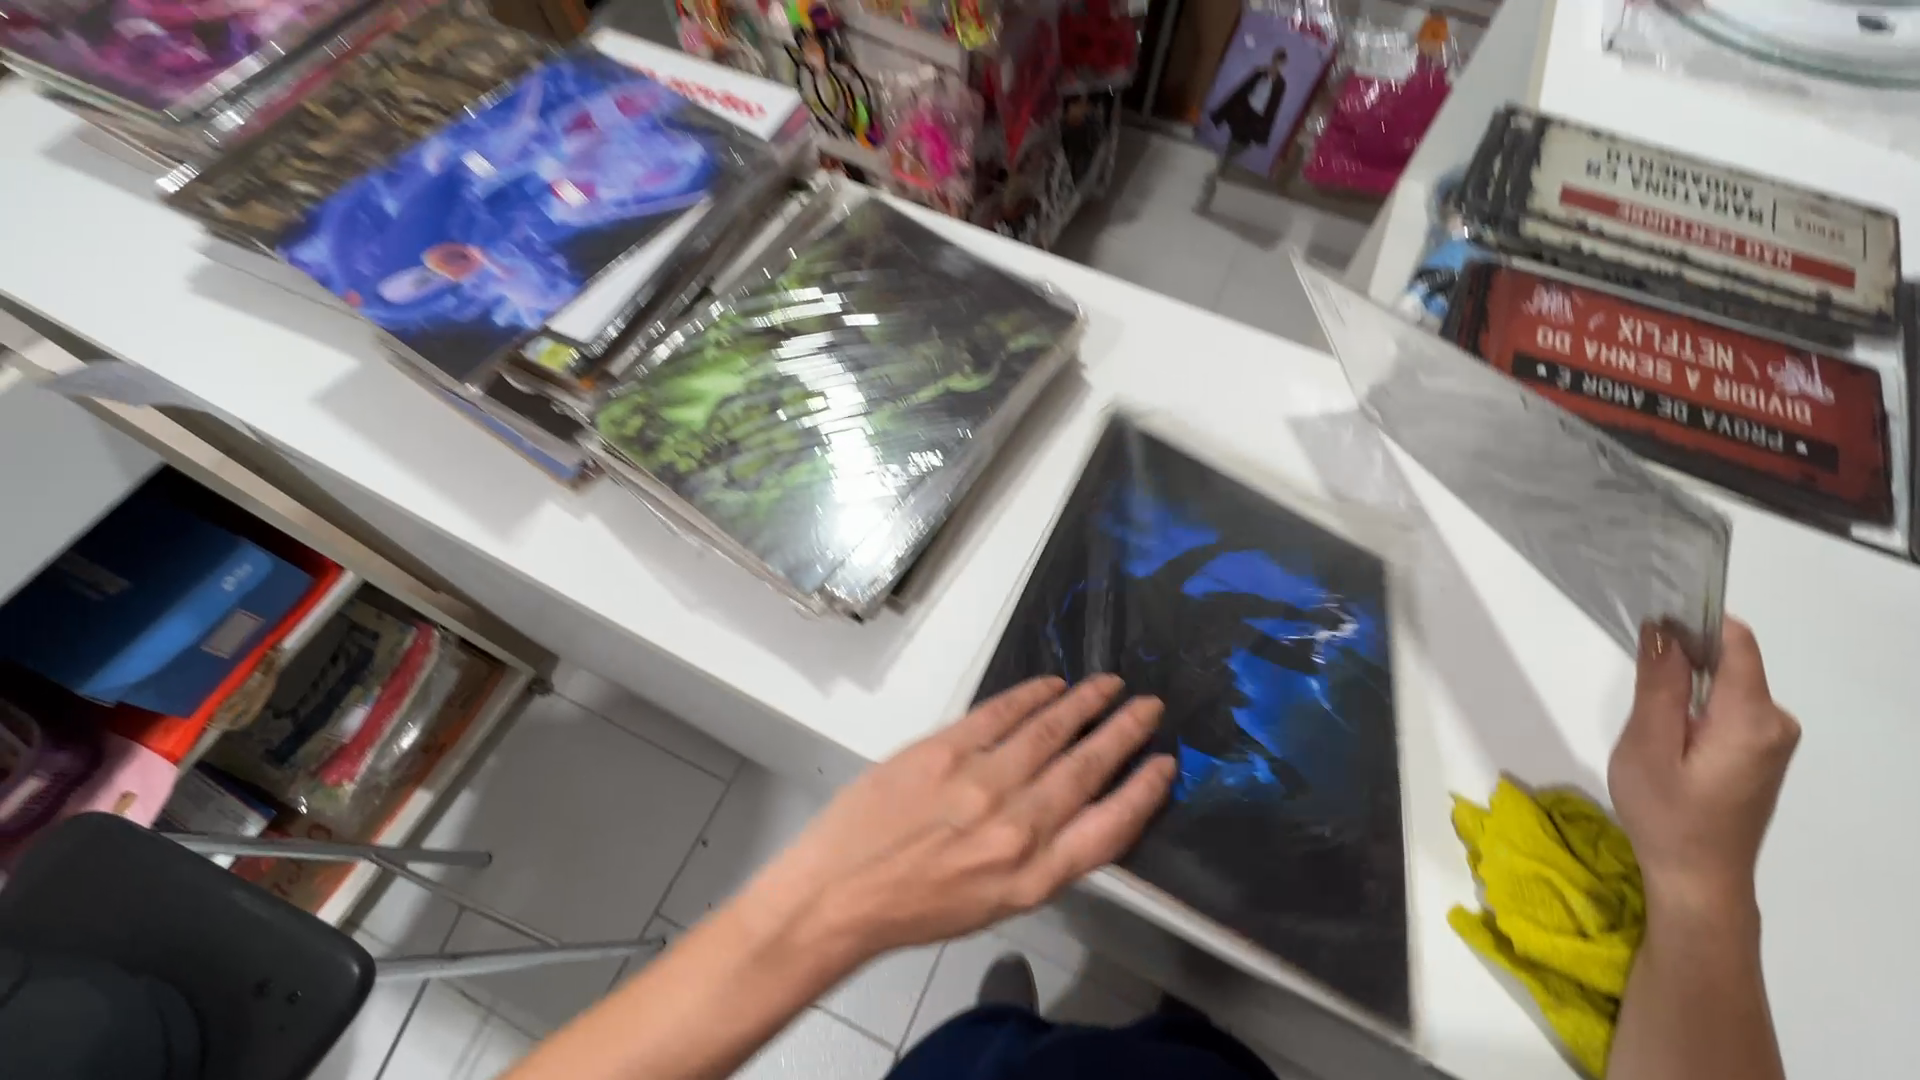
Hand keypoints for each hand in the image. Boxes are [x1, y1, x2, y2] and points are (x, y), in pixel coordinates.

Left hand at [739, 675, 1175, 965]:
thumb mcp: (992, 903)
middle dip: (1123, 733)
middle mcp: (1015, 828)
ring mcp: (978, 783)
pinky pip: (998, 714)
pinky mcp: (941, 751)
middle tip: (1149, 706)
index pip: (1108, 829)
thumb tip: (1071, 808)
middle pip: (1085, 770)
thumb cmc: (916, 908)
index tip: (1165, 763)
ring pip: (1048, 732)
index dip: (1143, 793)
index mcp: (1032, 877)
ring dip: (1084, 704)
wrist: (837, 895)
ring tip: (1109, 686)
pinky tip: (1052, 685)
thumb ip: (1039, 858)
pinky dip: (1030, 696)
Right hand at [1608, 618, 1798, 916]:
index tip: (1649, 625)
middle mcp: (1775, 722)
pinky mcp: (1760, 751)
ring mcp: (1771, 738)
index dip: (1694, 624)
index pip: (1737, 643)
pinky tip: (1666, 738)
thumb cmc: (1666, 812)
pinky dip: (1693, 706)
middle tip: (1635, 692)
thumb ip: (1659, 687)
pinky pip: (1727, 707)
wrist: (1698, 876)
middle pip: (1730, 662)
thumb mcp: (1647, 746)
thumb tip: (1662, 632)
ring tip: (1647, 723)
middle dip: (1680, 660)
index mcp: (1752, 718)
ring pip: (1725, 686)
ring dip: (1682, 688)